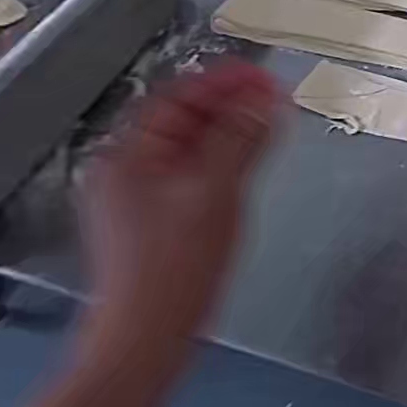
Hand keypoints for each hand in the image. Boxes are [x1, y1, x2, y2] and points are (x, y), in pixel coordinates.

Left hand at [77, 61, 278, 362]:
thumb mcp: (213, 193)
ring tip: (277, 112)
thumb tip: (268, 99)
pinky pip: (203, 168)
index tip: (263, 74)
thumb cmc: (176, 261)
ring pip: (197, 144)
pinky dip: (232, 151)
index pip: (175, 102)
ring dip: (236, 125)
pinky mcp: (169, 212)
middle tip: (277, 91)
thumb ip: (239, 140)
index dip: (220, 83)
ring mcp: (150, 193)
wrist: (149, 333)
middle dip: (231, 102)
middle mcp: (133, 169)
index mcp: (129, 159)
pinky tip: (260, 147)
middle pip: (186, 121)